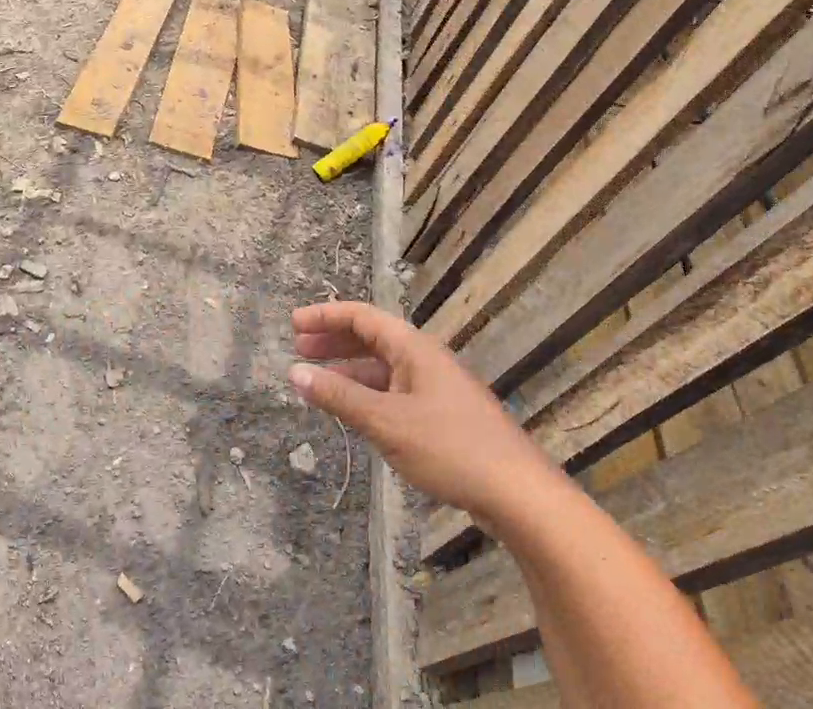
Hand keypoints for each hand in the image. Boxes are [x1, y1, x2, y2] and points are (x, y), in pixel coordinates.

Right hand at [287, 302, 561, 525]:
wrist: (520, 495)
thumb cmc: (450, 448)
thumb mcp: (385, 421)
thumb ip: (338, 396)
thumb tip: (294, 372)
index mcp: (414, 350)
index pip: (362, 317)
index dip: (325, 316)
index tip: (293, 325)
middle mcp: (425, 361)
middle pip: (372, 338)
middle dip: (334, 340)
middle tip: (298, 349)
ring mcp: (437, 389)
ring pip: (383, 367)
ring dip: (348, 369)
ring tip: (318, 382)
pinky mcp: (443, 417)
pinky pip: (394, 391)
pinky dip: (367, 393)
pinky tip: (353, 411)